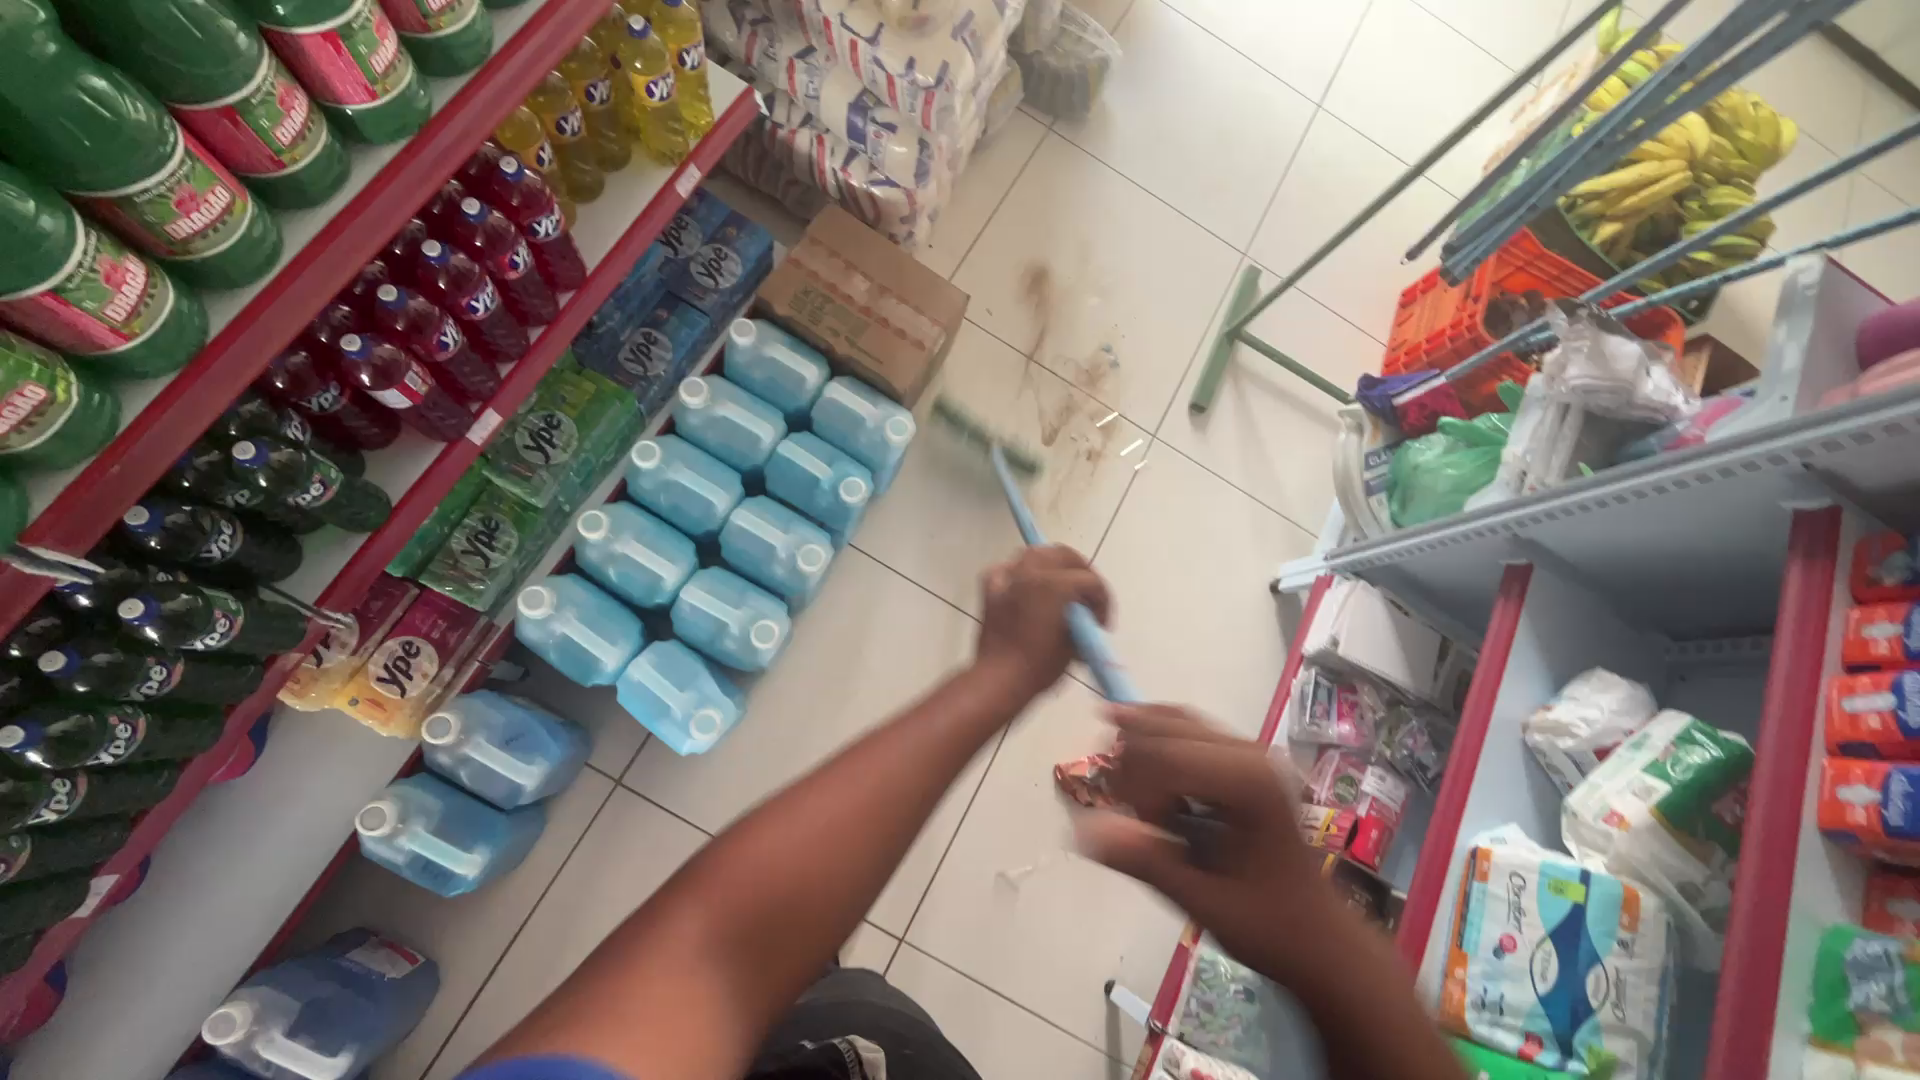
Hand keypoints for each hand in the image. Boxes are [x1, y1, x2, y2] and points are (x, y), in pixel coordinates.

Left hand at [974, 545, 1109, 696]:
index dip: (1102, 600)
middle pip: (1063, 554)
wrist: (998, 680)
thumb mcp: (1074, 644)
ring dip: (1052, 565)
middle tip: (1087, 595)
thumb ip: (1082, 620)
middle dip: (1081, 571)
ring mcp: (1007, 577)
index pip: (1090, 580)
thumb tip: (1084, 616)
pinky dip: (1019, 574)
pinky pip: (1008, 569)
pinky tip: (1026, 588)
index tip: (1101, 623)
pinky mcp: (990, 588)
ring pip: (1035, 554)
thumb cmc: (1039, 667)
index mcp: (1054, 584)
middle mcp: (1030, 572)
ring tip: (1060, 587)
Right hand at [1076, 704, 1343, 983]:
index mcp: (1249, 785)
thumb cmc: (1270, 926)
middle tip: (1106, 787)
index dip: (1134, 785)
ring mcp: (1253, 755)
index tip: (1123, 821)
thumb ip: (1149, 861)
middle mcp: (1253, 756)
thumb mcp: (1205, 902)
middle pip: (1172, 729)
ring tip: (1109, 762)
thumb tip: (1086, 832)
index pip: (1169, 759)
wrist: (1323, 938)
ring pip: (1180, 722)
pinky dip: (1160, 737)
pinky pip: (1192, 732)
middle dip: (1132, 754)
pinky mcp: (1247, 763)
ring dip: (1141, 739)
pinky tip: (1133, 745)